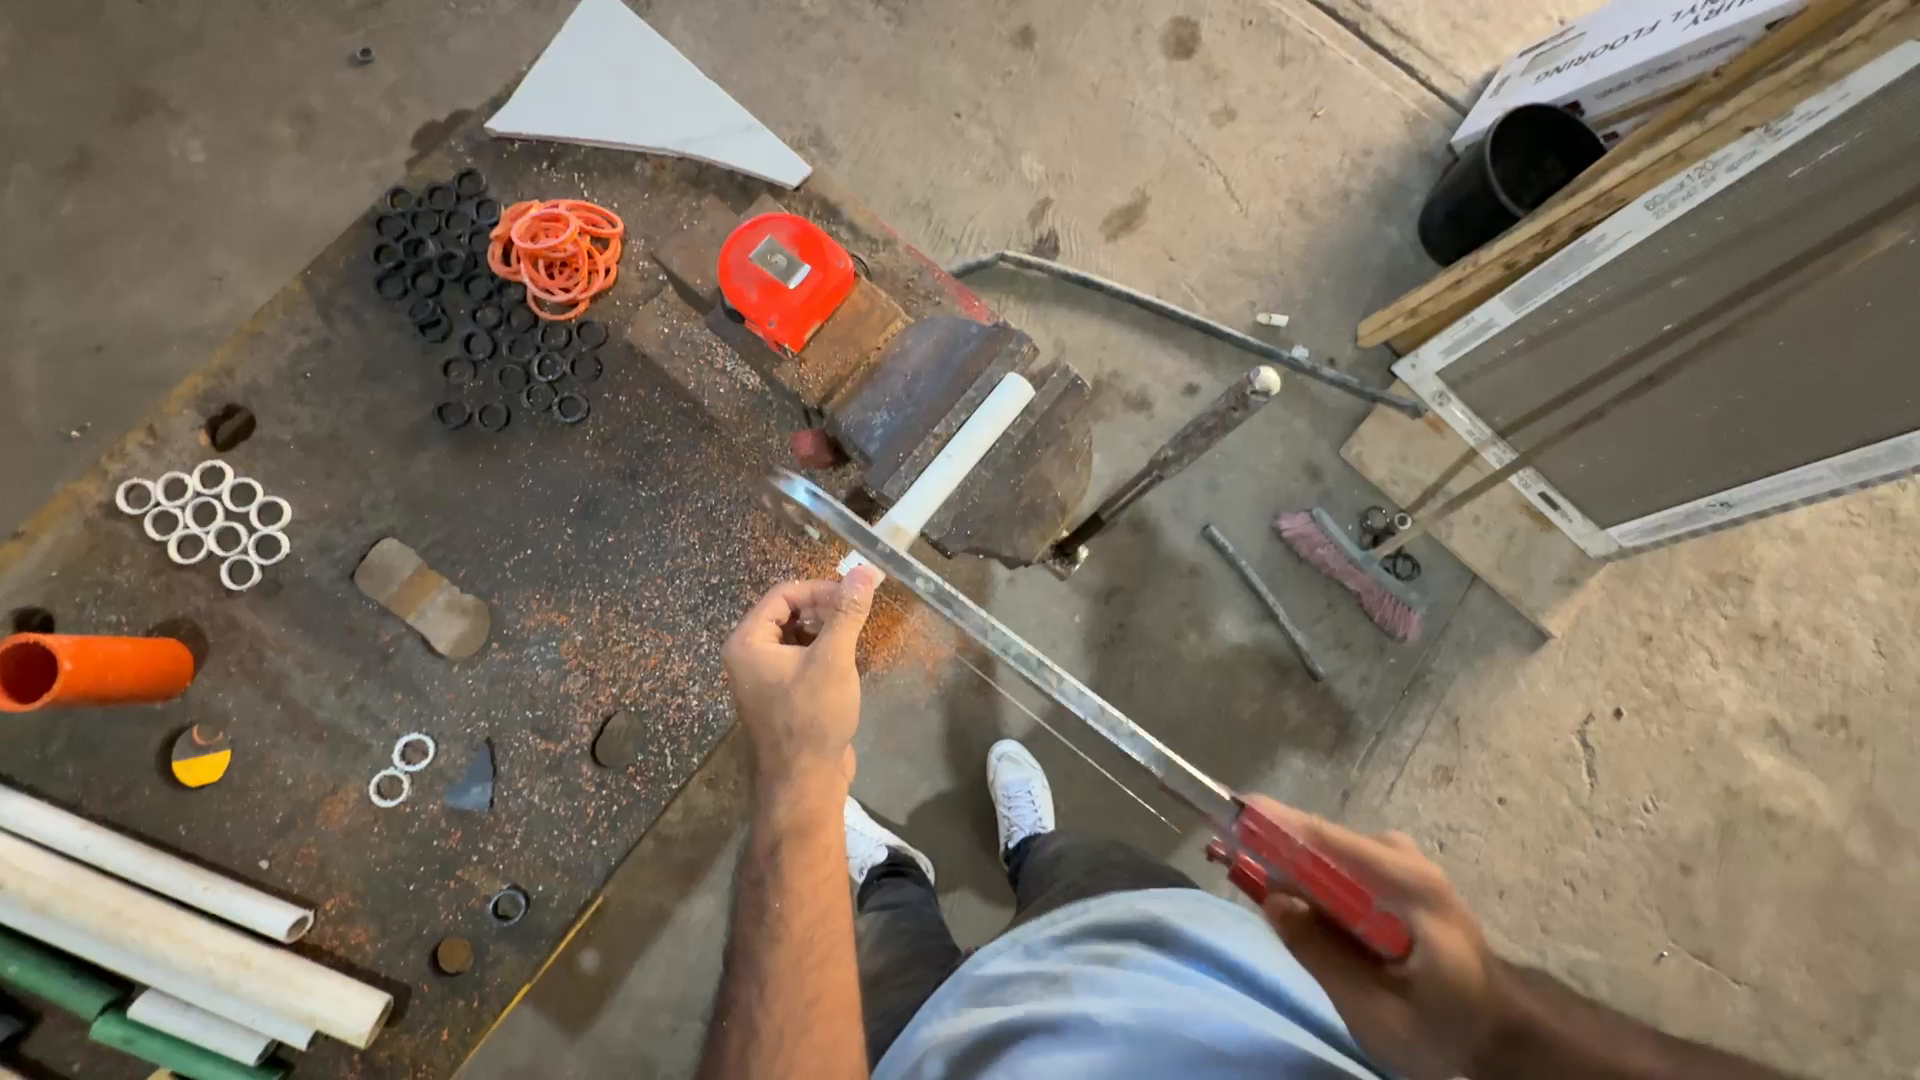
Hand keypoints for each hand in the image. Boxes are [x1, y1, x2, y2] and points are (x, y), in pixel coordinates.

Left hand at [721, 568, 880, 790]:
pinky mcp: (781, 694)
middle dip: (824, 607)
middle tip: (858, 612)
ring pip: (796, 635)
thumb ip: (847, 612)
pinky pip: (799, 657)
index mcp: (747, 642)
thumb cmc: (813, 716)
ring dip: (825, 628)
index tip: (855, 594)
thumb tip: (864, 571)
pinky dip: (822, 651)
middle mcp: (748, 656)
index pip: (784, 594)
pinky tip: (846, 657)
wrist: (806, 780)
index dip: (821, 589)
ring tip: (854, 633)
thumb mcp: (833, 659)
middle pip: (788, 612)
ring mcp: (763, 677)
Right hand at [1247, 796, 1507, 1079]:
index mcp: (1405, 884)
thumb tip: (1272, 899)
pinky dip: (1309, 873)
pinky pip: (1337, 859)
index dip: (1272, 825)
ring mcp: (1400, 858)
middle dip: (1272, 849)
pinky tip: (1300, 901)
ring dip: (1289, 864)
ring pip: (1324, 848)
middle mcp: (1401, 855)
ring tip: (1260, 886)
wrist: (1499, 1030)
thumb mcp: (1378, 1014)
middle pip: (1319, 838)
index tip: (1228, 814)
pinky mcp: (1396, 868)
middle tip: (1231, 861)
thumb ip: (1323, 956)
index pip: (1323, 838)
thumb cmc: (1443, 1026)